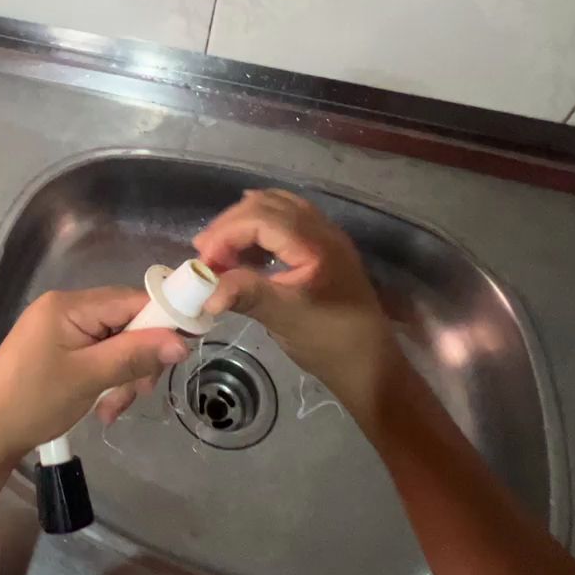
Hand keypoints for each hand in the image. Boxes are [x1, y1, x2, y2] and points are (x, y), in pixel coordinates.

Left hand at [0, 287, 191, 461]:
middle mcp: (64, 308)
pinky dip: (104, 379)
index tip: (180, 350)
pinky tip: (100, 407)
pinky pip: (94, 354)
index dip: (160, 321)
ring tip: (110, 410)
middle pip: (123, 322)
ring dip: (121, 376)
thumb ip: (135, 355)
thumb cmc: (34, 401)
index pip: (129, 299)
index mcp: (69, 305)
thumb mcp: (89, 378)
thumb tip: (181, 341)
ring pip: (112, 343)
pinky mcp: (55, 349)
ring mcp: (58, 328)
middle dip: (136, 359)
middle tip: (135, 395)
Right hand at [195, 189, 402, 412]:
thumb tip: (204, 291)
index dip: (226, 234)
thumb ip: (245, 294)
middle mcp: (323, 230)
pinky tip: (245, 249)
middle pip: (266, 206)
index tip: (203, 261)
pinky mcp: (323, 248)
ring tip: (220, 249)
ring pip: (276, 207)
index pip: (261, 219)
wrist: (371, 368)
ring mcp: (326, 237)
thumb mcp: (284, 318)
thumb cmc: (330, 343)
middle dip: (230, 225)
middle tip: (204, 253)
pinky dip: (259, 227)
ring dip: (244, 223)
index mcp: (317, 244)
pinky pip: (286, 220)